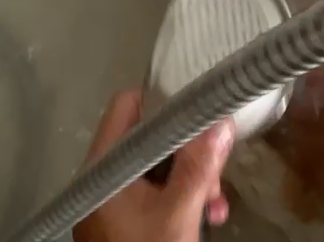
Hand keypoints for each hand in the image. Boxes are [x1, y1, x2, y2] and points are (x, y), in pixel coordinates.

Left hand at [74, 89, 233, 241]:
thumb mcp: (178, 215)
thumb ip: (199, 167)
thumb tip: (222, 120)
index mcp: (102, 168)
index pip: (127, 106)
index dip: (163, 102)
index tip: (198, 112)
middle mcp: (102, 178)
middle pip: (147, 138)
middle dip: (188, 152)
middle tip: (215, 176)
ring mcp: (112, 202)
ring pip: (156, 168)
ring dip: (191, 179)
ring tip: (217, 205)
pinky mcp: (123, 222)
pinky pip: (154, 193)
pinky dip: (181, 198)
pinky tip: (209, 216)